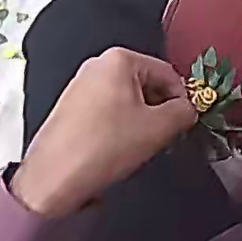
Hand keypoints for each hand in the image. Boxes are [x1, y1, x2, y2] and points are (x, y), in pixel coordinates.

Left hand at [12, 48, 197, 216]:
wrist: (52, 180)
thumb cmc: (104, 147)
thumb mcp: (159, 128)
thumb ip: (184, 111)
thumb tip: (189, 109)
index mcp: (119, 59)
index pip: (168, 74)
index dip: (181, 100)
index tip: (184, 123)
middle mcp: (97, 65)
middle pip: (147, 84)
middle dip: (159, 109)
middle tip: (163, 136)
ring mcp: (80, 85)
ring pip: (128, 98)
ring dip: (140, 119)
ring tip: (138, 145)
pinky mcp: (70, 107)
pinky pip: (108, 109)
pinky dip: (119, 125)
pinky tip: (117, 148)